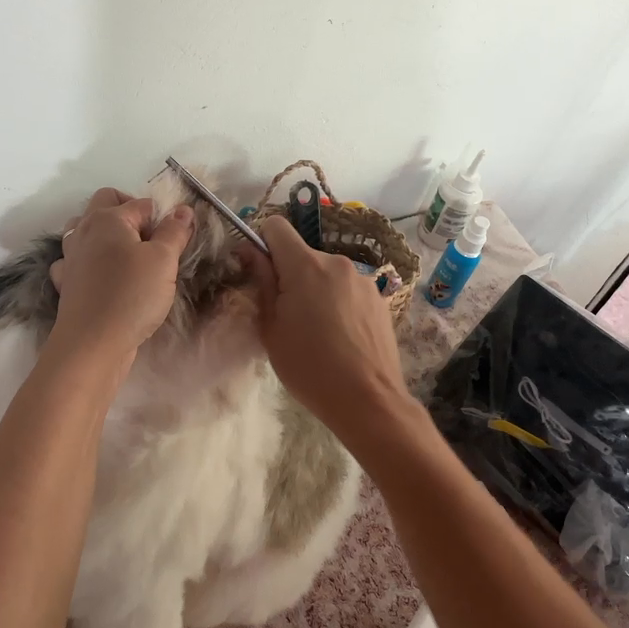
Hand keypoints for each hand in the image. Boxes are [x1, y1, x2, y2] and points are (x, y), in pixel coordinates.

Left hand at [47, 188, 194, 366]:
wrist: (92, 343)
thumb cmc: (132, 295)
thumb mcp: (163, 261)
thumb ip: (174, 231)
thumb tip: (183, 209)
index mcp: (107, 218)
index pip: (142, 204)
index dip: (162, 217)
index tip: (176, 241)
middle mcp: (83, 229)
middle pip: (105, 203)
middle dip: (129, 212)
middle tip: (151, 240)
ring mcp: (70, 255)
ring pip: (85, 229)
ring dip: (105, 234)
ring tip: (127, 255)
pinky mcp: (66, 281)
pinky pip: (75, 260)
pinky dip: (87, 261)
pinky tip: (101, 276)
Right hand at [243, 216, 410, 437]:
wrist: (369, 401)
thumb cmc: (309, 367)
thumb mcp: (271, 327)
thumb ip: (261, 281)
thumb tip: (249, 251)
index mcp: (305, 265)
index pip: (276, 226)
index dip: (263, 244)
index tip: (261, 272)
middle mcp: (336, 262)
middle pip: (302, 254)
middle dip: (290, 274)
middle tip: (287, 315)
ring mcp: (362, 280)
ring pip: (326, 273)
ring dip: (317, 289)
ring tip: (318, 330)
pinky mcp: (379, 299)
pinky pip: (348, 289)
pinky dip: (339, 303)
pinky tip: (342, 336)